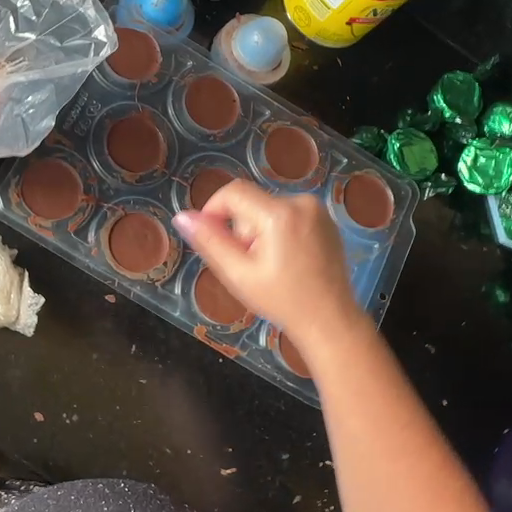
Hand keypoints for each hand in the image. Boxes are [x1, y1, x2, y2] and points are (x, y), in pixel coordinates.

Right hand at [172, 181, 363, 347]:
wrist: (329, 320)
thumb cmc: (281, 301)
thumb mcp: (237, 275)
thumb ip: (209, 242)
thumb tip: (181, 216)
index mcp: (279, 214)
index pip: (233, 192)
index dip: (213, 211)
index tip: (213, 239)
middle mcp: (302, 202)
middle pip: (251, 203)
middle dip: (242, 230)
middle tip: (250, 264)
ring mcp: (317, 209)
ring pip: (267, 209)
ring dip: (260, 232)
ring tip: (270, 265)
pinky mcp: (325, 218)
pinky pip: (287, 214)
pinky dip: (279, 232)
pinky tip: (287, 261)